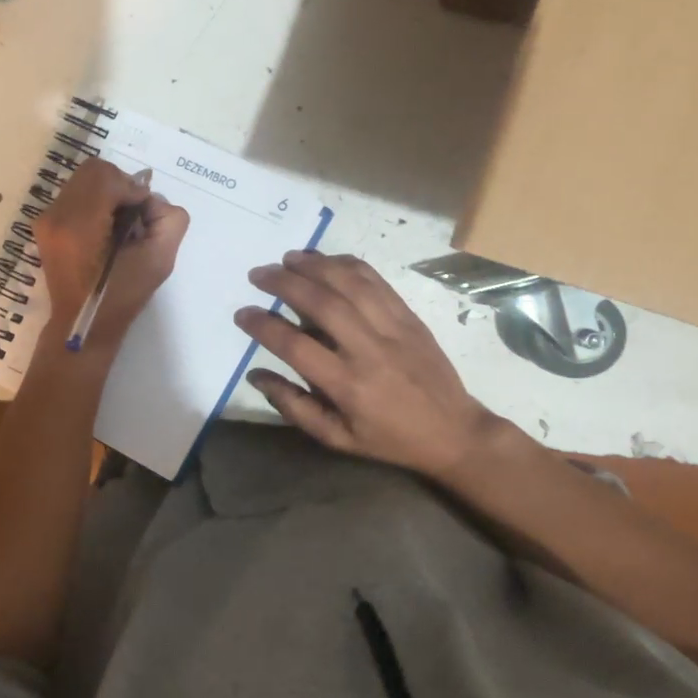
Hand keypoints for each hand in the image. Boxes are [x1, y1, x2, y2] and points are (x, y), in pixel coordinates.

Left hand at [32, 158, 188, 349]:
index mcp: (78, 226)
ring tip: (118, 225)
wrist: (82, 324)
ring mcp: (46, 220)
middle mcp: (55, 216)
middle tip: (132, 217)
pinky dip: (93, 202)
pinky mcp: (45, 225)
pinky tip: (102, 231)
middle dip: (119, 187)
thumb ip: (168, 220)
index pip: (106, 177)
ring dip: (106, 193)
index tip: (142, 215)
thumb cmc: (122, 297)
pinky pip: (74, 195)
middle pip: (93, 172)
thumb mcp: (160, 261)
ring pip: (83, 181)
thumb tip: (150, 201)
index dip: (131, 189)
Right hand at [233, 251, 505, 478]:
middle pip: (321, 304)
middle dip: (284, 282)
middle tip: (259, 274)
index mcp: (347, 385)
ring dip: (314, 265)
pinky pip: (376, 281)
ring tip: (287, 258)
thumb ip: (292, 405)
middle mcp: (369, 350)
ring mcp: (393, 328)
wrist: (454, 432)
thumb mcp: (335, 437)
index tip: (242, 313)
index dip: (263, 326)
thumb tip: (256, 374)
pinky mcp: (409, 316)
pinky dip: (347, 264)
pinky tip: (325, 261)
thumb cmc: (387, 438)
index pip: (296, 345)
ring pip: (350, 284)